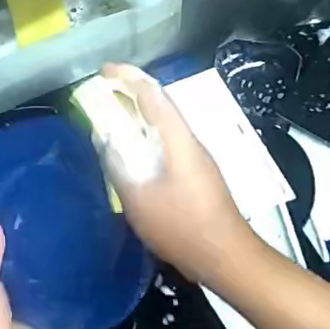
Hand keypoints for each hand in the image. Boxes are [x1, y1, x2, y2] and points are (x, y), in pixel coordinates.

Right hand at [95, 62, 263, 281]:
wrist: (226, 258)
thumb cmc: (182, 227)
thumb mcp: (138, 198)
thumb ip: (118, 165)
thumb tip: (104, 139)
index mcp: (178, 141)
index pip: (153, 95)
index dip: (128, 77)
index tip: (103, 71)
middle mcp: (190, 142)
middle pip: (161, 104)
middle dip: (132, 91)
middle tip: (103, 89)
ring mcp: (196, 159)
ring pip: (165, 123)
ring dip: (139, 113)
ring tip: (112, 114)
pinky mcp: (197, 174)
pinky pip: (167, 141)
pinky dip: (146, 133)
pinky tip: (133, 148)